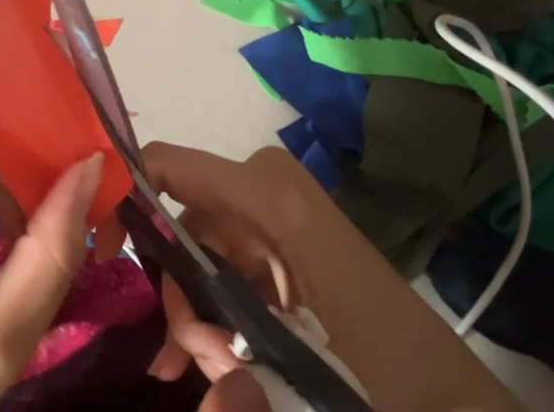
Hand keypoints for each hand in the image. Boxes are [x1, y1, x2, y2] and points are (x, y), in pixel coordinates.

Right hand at [139, 144, 523, 411]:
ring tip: (206, 369)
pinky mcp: (285, 242)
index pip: (167, 166)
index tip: (100, 251)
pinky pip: (228, 263)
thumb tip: (165, 359)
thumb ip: (215, 343)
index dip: (122, 197)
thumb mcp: (286, 357)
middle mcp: (268, 190)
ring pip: (201, 250)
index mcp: (267, 197)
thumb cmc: (376, 367)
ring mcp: (278, 215)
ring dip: (194, 312)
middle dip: (176, 293)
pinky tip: (208, 360)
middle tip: (189, 358)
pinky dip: (213, 306)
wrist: (453, 397)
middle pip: (181, 223)